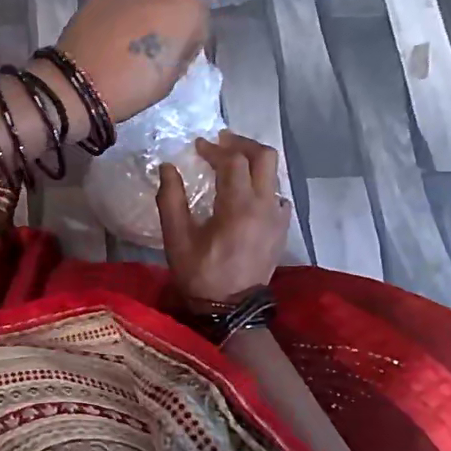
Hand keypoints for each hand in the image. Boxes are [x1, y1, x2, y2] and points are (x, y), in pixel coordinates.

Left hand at [53, 0, 207, 121]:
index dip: (190, 42)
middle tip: (153, 47)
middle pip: (174, 2)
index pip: (200, 23)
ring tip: (128, 40)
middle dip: (168, 20)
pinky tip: (111, 34)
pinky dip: (122, 12)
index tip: (176, 58)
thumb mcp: (171, 78)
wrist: (81, 82)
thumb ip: (180, 54)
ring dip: (144, 13)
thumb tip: (175, 47)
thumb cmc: (134, 86)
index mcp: (190, 9)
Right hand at [157, 131, 291, 304]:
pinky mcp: (282, 228)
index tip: (197, 147)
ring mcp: (278, 217)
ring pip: (274, 173)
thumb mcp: (176, 239)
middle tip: (221, 142)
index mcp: (239, 207)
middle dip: (242, 143)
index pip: (233, 161)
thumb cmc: (200, 274)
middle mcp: (265, 206)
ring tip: (231, 163)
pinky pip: (276, 193)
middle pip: (264, 156)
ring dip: (253, 162)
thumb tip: (168, 167)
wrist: (231, 308)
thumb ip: (171, 199)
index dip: (214, 148)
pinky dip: (261, 183)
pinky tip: (245, 192)